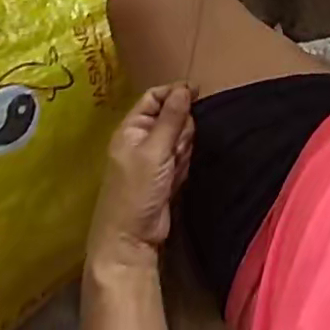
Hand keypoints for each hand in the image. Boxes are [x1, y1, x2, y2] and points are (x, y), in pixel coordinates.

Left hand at [87, 83, 194, 270]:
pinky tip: (176, 178)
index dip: (175, 93)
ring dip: (182, 149)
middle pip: (172, 116)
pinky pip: (182, 155)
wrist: (131, 242)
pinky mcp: (165, 173)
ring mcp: (154, 157)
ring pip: (180, 136)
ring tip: (173, 168)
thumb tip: (184, 87)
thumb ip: (171, 118)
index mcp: (131, 128)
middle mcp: (141, 139)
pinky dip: (182, 164)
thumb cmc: (136, 192)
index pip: (154, 97)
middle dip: (180, 129)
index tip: (198, 93)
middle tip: (175, 149)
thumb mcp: (155, 151)